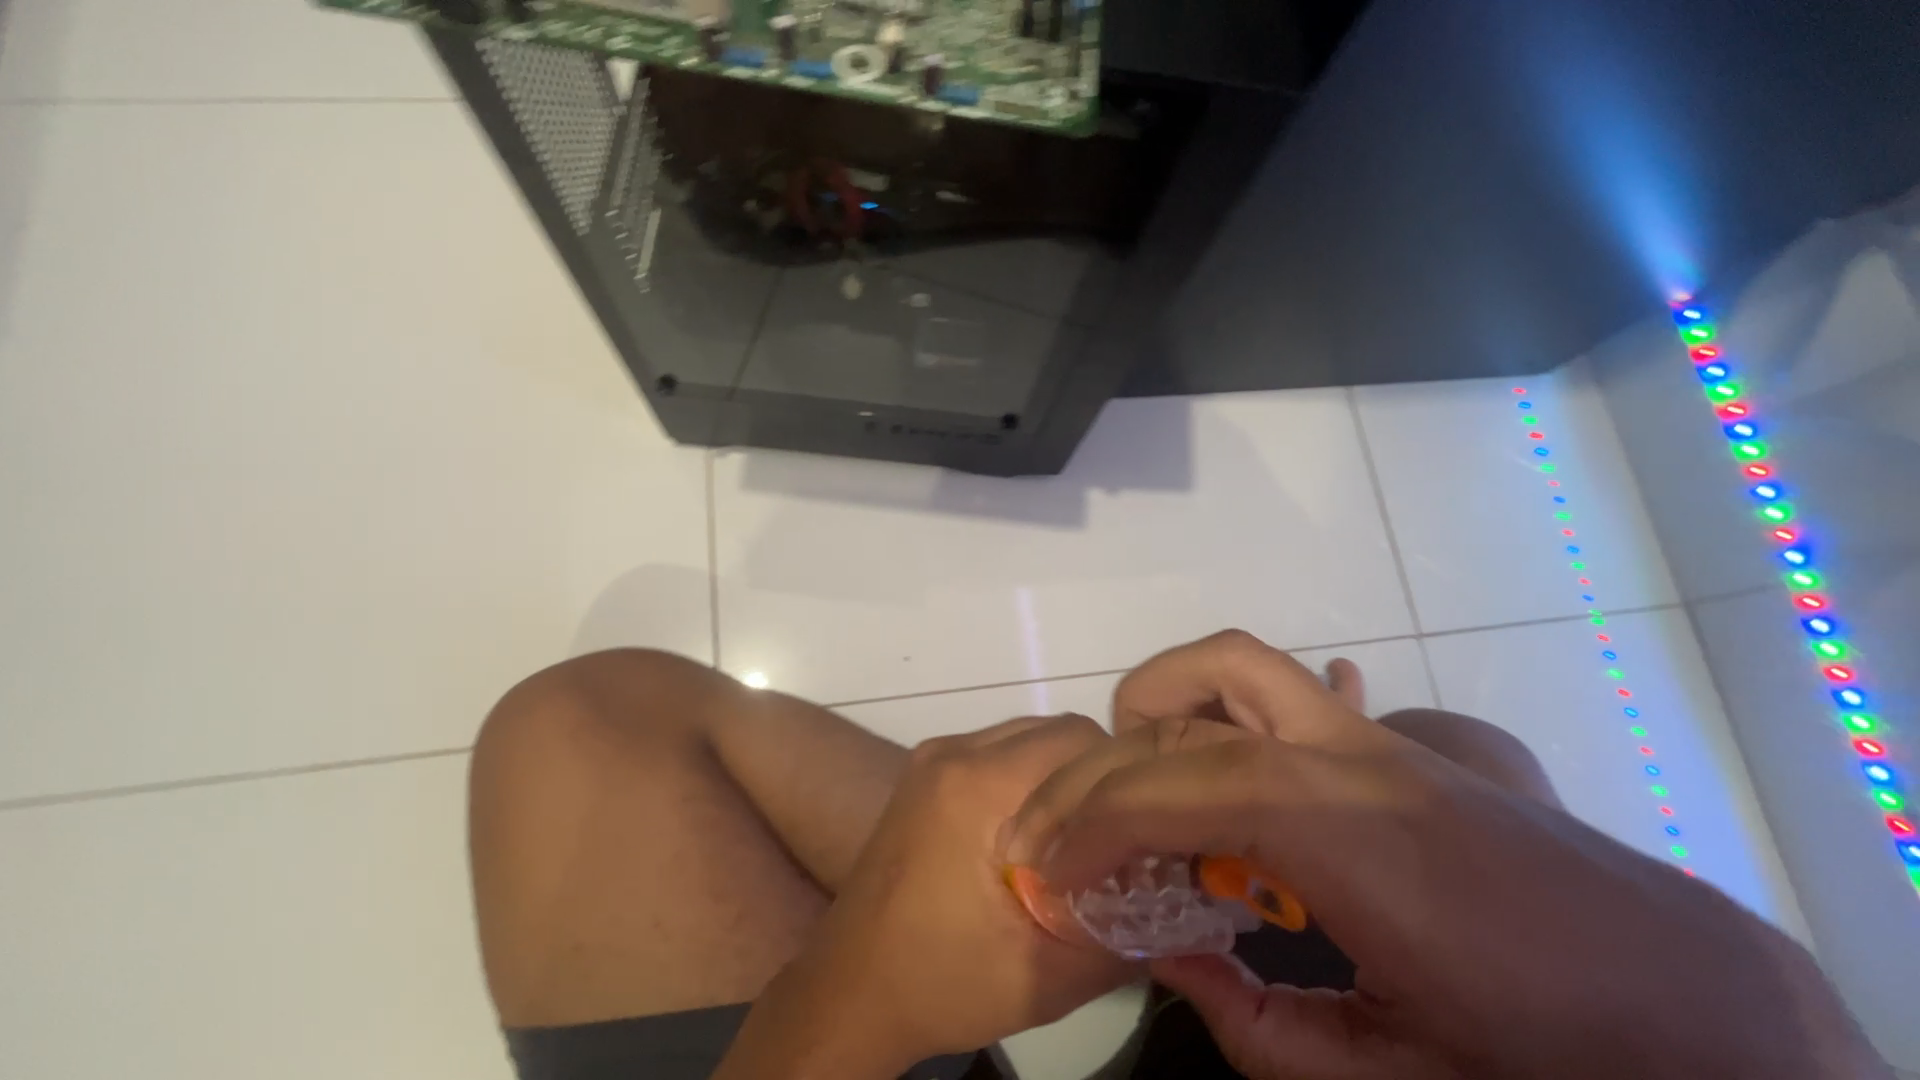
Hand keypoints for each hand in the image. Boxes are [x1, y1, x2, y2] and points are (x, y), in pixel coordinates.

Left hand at [799, 715, 1136, 1064]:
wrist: (850, 991)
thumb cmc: (942, 982)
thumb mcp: (1048, 975)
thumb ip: (1125, 933)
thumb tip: (1184, 899)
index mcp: (979, 784)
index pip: (1081, 742)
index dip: (1125, 783)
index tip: (1144, 832)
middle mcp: (954, 752)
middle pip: (1056, 733)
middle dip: (1098, 780)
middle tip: (1117, 840)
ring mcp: (932, 758)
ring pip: (1027, 738)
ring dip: (1061, 780)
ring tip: (1077, 842)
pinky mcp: (922, 774)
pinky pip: (996, 753)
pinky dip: (1026, 782)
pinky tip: (1031, 839)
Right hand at [1007, 632, 1889, 1079]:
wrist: (1684, 993)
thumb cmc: (1537, 1043)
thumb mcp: (1387, 1070)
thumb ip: (1254, 1024)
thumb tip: (1165, 959)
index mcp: (1340, 835)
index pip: (1177, 789)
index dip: (1092, 822)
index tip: (1047, 871)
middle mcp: (1347, 755)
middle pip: (1189, 707)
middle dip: (1101, 765)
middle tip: (1058, 829)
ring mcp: (1373, 735)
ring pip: (1235, 665)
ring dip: (1157, 706)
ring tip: (1124, 778)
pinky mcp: (1391, 741)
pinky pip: (1275, 695)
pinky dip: (1211, 716)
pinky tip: (1208, 782)